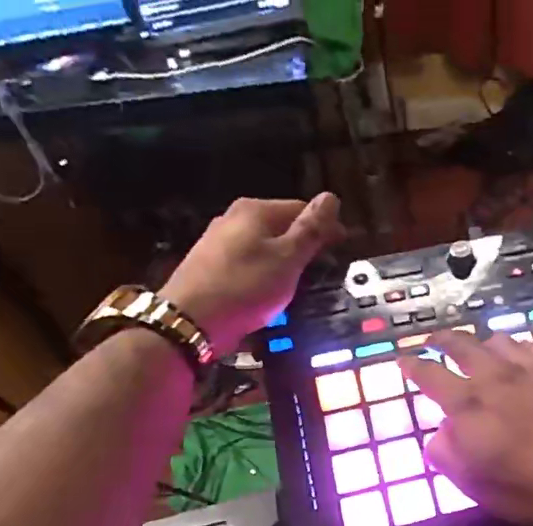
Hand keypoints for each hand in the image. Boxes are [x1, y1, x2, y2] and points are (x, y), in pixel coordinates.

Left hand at [161, 194, 346, 354]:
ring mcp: (216, 243)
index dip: (325, 226)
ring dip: (280, 262)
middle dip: (301, 244)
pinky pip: (244, 266)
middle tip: (320, 268)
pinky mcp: (207, 269)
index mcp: (255, 210)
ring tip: (295, 284)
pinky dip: (260, 276)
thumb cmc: (245, 287)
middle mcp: (233, 219)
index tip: (342, 245)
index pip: (300, 207)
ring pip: (260, 247)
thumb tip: (331, 197)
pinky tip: (263, 294)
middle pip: (278, 226)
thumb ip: (310, 230)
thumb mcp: (287, 260)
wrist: (190, 321)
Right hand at [401, 332, 532, 525]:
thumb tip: (438, 433)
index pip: (431, 376)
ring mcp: (532, 371)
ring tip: (476, 349)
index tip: (403, 360)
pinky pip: (532, 348)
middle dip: (442, 340)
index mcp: (469, 407)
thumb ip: (447, 455)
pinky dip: (516, 348)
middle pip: (462, 345)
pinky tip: (518, 356)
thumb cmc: (527, 489)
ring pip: (498, 340)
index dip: (413, 366)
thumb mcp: (474, 485)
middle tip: (432, 340)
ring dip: (479, 342)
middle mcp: (496, 379)